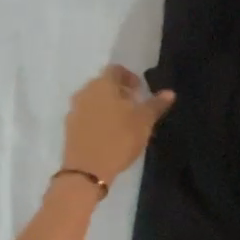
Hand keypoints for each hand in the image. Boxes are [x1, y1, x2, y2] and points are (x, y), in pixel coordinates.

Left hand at [62, 66, 173, 186]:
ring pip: (94, 100)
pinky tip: (108, 134)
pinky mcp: (69, 127)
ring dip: (108, 105)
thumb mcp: (144, 122)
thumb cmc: (119, 139)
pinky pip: (86, 115)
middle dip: (119, 92)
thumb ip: (155, 105)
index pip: (116, 70)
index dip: (130, 77)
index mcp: (103, 84)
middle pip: (103, 84)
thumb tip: (169, 93)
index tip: (140, 90)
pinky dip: (98, 118)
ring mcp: (74, 109)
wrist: (87, 170)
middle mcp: (85, 92)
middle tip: (134, 106)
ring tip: (122, 122)